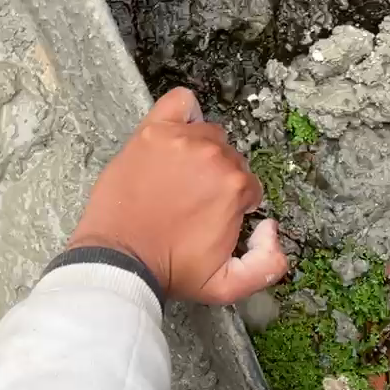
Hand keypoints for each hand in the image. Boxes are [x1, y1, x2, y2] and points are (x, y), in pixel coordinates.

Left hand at [67, 87, 288, 303]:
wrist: (119, 259)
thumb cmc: (167, 269)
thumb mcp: (226, 286)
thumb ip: (268, 265)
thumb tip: (271, 229)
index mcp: (235, 187)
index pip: (247, 187)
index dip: (232, 206)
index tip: (211, 218)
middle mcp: (212, 156)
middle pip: (229, 160)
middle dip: (216, 180)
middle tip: (191, 203)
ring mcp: (180, 140)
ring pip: (207, 136)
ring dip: (201, 154)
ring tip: (179, 179)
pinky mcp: (151, 132)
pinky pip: (180, 102)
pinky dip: (185, 112)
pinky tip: (177, 134)